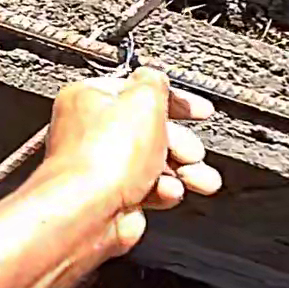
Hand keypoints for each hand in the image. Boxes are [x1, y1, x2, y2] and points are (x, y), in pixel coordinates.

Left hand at [37, 67, 221, 252]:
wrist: (88, 211)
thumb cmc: (104, 157)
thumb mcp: (143, 100)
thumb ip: (154, 82)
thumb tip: (155, 76)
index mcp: (88, 99)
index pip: (135, 91)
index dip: (172, 99)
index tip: (200, 111)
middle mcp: (88, 132)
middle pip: (148, 130)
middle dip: (181, 142)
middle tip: (191, 151)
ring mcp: (99, 167)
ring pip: (153, 163)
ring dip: (183, 171)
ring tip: (197, 178)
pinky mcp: (110, 197)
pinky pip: (147, 190)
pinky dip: (163, 191)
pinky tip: (166, 192)